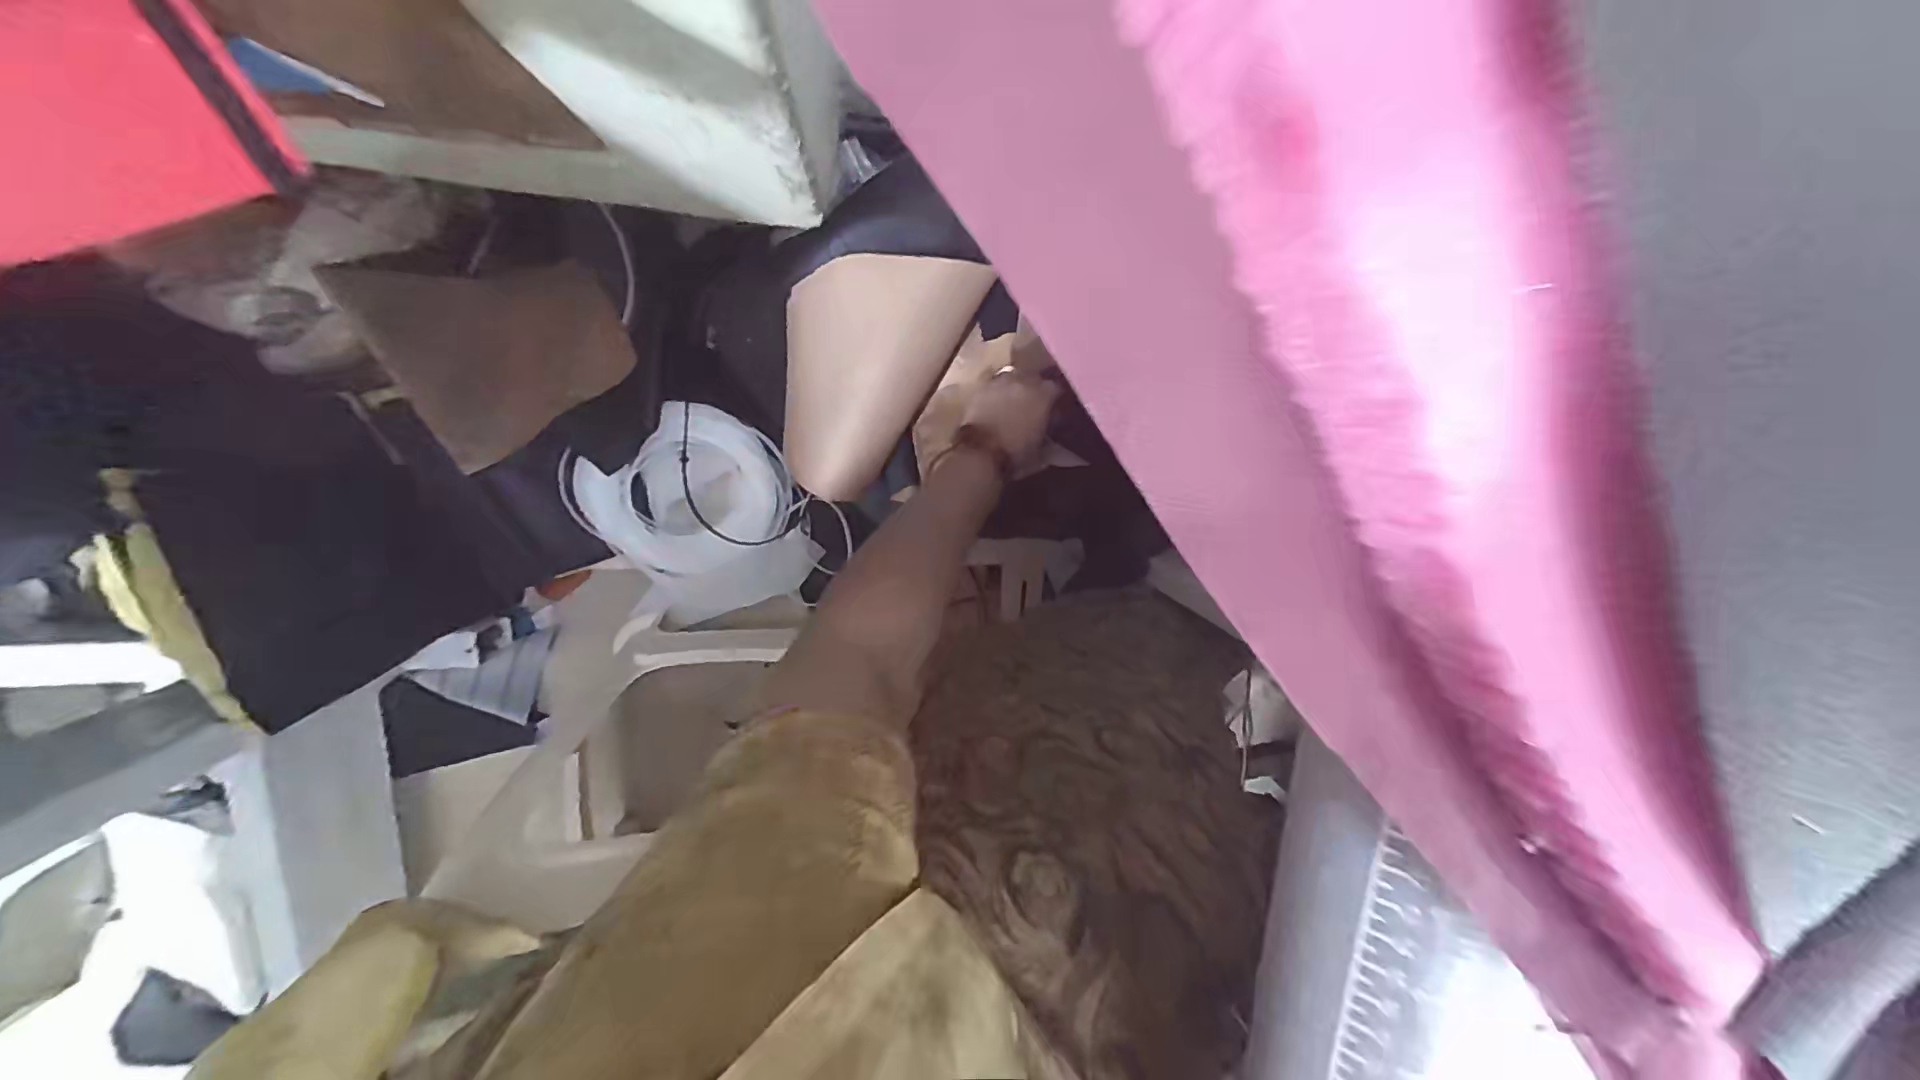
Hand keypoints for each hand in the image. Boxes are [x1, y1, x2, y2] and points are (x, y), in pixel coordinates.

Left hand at [959, 368, 1063, 472]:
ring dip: (1013, 386)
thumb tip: (1063, 447)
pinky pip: (992, 382)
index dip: (1054, 399)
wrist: (981, 451)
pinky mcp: (982, 386)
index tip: (1053, 409)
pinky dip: (994, 390)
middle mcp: (1025, 380)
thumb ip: (1052, 440)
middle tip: (1031, 403)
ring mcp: (1002, 381)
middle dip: (1034, 388)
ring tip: (1011, 399)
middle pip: (1033, 378)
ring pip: (1012, 376)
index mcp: (1044, 394)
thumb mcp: (1040, 450)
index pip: (1056, 389)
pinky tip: (993, 399)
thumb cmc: (1015, 453)